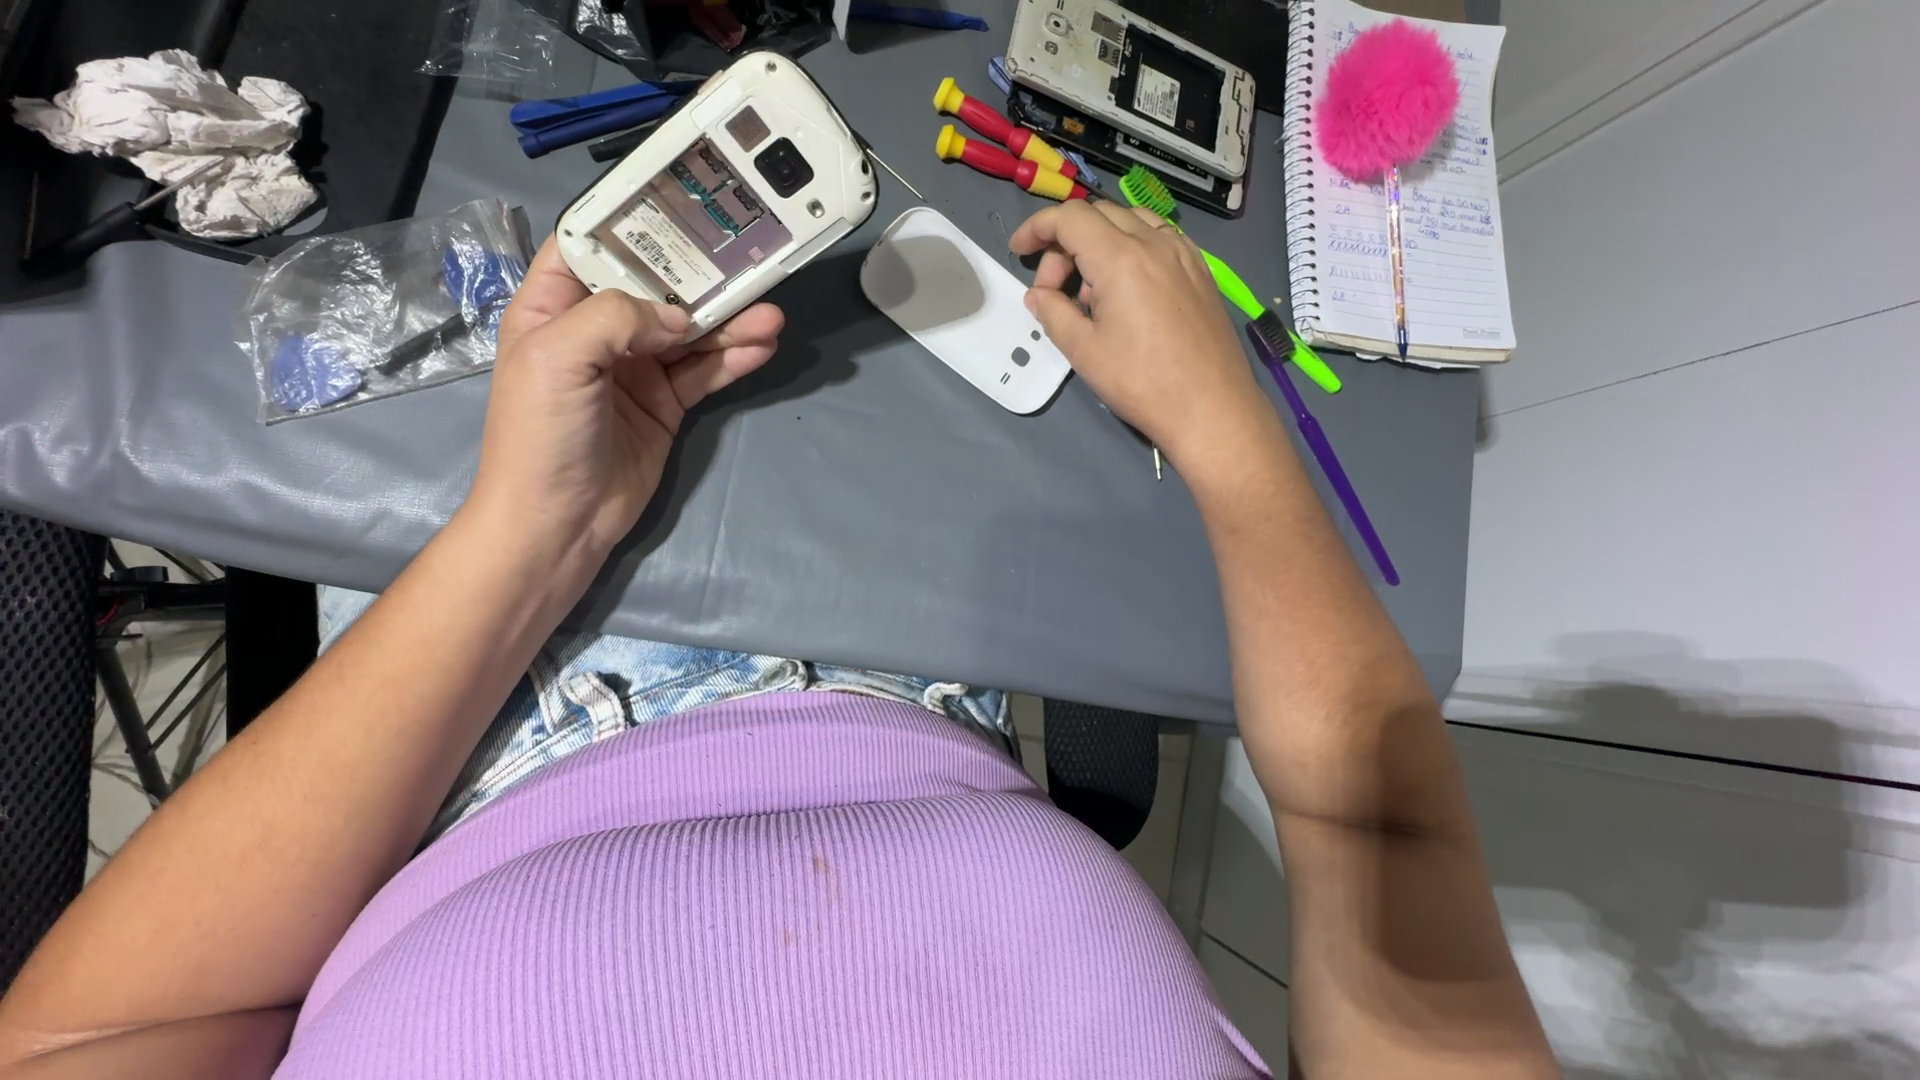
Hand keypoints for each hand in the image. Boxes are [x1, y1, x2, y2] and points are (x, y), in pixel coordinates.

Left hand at [463, 238, 782, 584]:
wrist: (560, 521)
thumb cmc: (540, 433)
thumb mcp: (559, 357)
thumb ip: (618, 319)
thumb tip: (680, 318)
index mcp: (554, 307)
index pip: (593, 246)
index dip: (633, 223)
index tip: (683, 204)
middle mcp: (598, 331)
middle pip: (657, 289)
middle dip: (701, 277)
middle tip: (749, 263)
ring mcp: (636, 369)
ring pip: (690, 333)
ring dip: (730, 322)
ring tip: (772, 314)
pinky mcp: (666, 403)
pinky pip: (705, 372)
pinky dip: (734, 359)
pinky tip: (762, 346)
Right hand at [1009, 201, 1269, 463]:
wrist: (1210, 408)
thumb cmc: (1141, 383)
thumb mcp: (1084, 352)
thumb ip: (1054, 313)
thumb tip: (1039, 296)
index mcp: (1121, 258)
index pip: (1070, 218)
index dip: (1037, 227)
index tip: (1019, 250)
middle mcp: (1155, 243)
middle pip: (1099, 215)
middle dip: (1065, 242)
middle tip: (1052, 289)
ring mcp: (1183, 253)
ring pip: (1130, 221)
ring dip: (1099, 242)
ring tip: (1090, 291)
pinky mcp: (1200, 270)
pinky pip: (1158, 237)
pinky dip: (1131, 247)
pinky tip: (1126, 288)